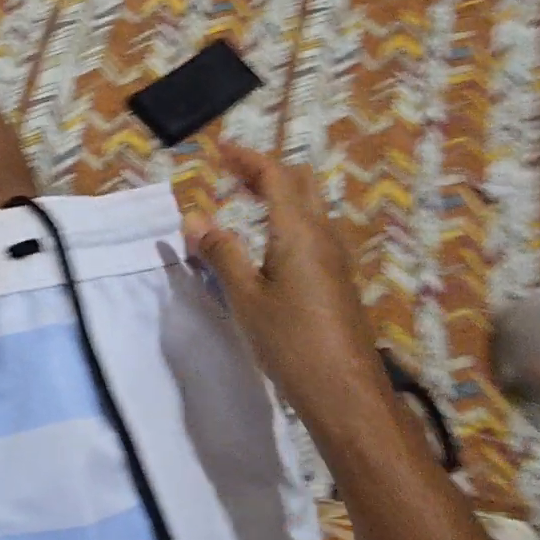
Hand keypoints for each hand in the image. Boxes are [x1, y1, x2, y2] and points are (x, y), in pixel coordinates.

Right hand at [183, 144, 389, 424]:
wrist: (345, 392)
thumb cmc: (291, 341)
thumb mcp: (245, 298)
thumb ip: (220, 254)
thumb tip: (194, 219)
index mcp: (299, 233)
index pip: (276, 178)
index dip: (248, 159)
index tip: (221, 147)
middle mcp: (322, 237)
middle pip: (300, 185)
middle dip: (266, 170)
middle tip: (232, 169)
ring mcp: (334, 260)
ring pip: (309, 208)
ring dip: (278, 193)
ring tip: (245, 196)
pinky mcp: (336, 281)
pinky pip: (311, 232)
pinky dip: (285, 218)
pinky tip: (267, 240)